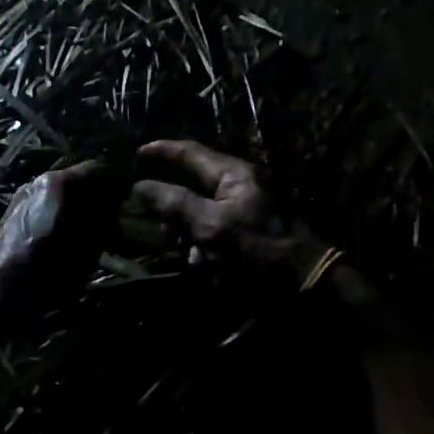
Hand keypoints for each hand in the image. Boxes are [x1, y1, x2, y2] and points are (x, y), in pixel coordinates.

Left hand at [0, 160, 125, 316]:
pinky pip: (50, 204)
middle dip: (101, 196)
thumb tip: (117, 204)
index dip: (120, 183)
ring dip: (82, 206)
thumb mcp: (88, 247)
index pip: (100, 169)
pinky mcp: (15, 211)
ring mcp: (25, 194)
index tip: (132, 202)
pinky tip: (71, 236)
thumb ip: (105, 219)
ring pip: (64, 193)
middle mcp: (40, 180)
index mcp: (59, 183)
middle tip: (116, 219)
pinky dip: (65, 214)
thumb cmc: (47, 270)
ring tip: (95, 231)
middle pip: (80, 179)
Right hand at [131, 140, 331, 287]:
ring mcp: (239, 213)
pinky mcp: (241, 237)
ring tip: (196, 257)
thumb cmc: (255, 248)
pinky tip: (208, 268)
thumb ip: (174, 203)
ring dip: (188, 238)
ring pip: (195, 218)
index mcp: (232, 175)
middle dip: (174, 214)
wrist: (297, 283)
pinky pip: (209, 238)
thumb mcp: (210, 224)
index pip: (190, 152)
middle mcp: (235, 188)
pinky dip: (203, 252)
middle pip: (188, 190)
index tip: (136, 154)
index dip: (161, 151)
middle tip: (171, 232)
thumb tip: (140, 186)